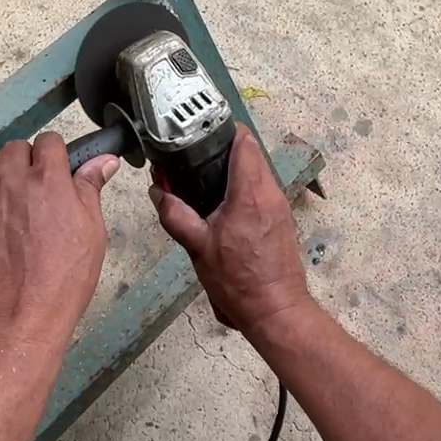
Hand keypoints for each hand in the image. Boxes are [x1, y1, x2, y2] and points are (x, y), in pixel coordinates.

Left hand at [0, 133, 119, 351]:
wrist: (11, 325)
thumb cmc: (61, 282)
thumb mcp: (91, 234)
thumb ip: (91, 190)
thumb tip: (103, 161)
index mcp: (46, 179)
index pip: (49, 141)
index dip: (57, 156)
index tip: (60, 173)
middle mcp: (9, 180)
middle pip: (15, 147)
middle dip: (28, 161)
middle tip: (37, 191)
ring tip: (9, 197)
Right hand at [151, 125, 313, 333]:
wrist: (276, 310)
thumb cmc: (238, 280)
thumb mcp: (197, 247)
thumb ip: (175, 215)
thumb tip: (157, 192)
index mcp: (250, 192)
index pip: (244, 141)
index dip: (224, 131)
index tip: (203, 134)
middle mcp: (270, 191)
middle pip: (251, 152)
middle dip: (225, 150)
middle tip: (197, 158)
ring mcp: (280, 204)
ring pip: (258, 170)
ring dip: (236, 169)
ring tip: (207, 180)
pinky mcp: (282, 218)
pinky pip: (264, 188)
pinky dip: (245, 186)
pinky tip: (225, 203)